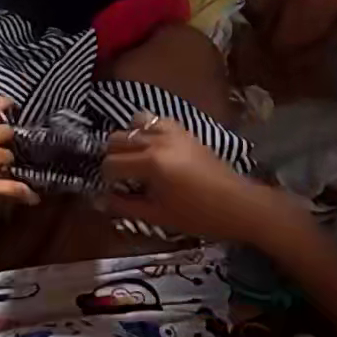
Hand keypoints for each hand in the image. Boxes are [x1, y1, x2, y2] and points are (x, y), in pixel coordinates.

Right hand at [100, 114, 298, 241]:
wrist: (237, 204)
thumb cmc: (198, 215)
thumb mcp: (157, 216)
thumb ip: (125, 206)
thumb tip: (100, 200)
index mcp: (150, 163)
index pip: (110, 164)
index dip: (107, 179)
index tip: (113, 191)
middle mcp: (158, 140)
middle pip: (117, 139)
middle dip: (113, 158)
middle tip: (122, 178)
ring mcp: (172, 131)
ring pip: (133, 124)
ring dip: (128, 140)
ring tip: (135, 160)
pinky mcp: (184, 130)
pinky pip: (156, 120)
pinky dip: (147, 129)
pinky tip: (152, 148)